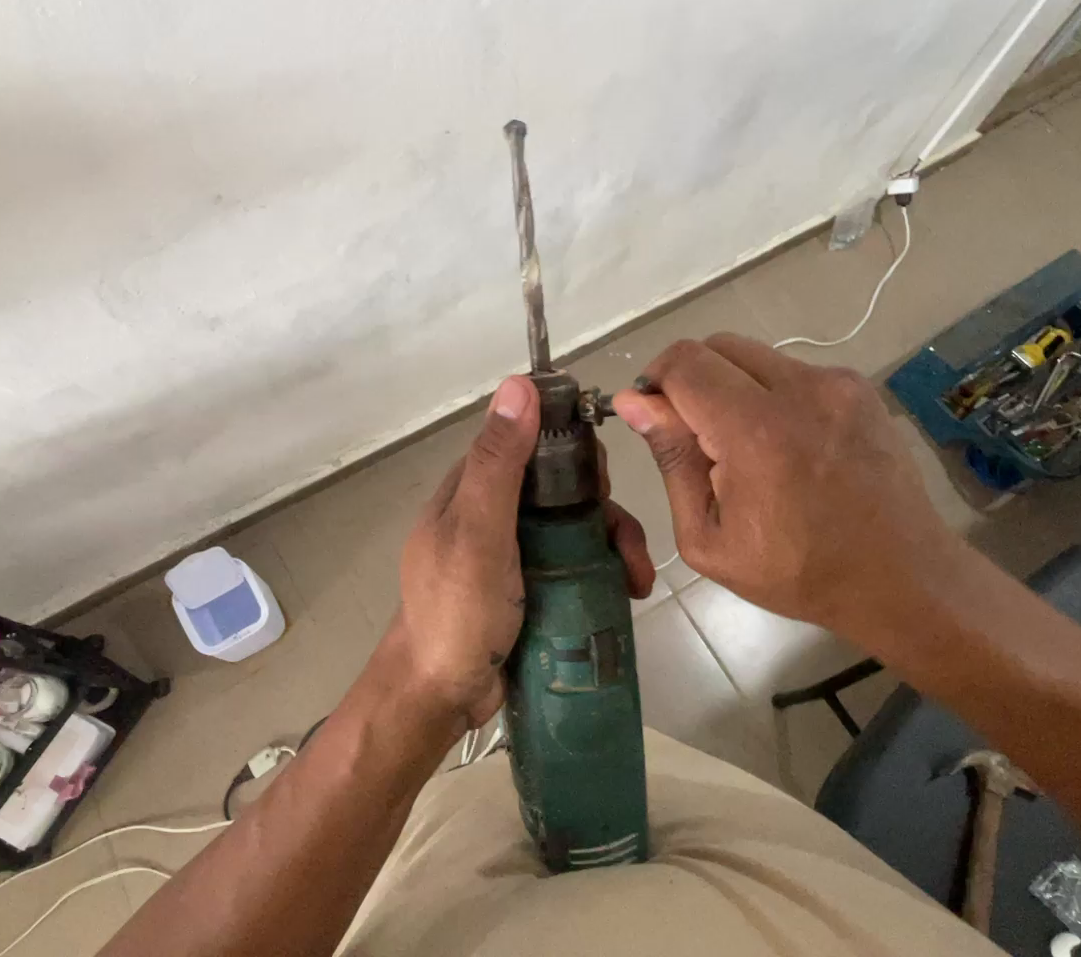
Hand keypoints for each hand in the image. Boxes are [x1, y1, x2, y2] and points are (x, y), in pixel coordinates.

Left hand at [395, 376, 656, 730]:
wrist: (441, 695)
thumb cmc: (456, 610)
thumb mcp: (477, 532)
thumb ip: (498, 463)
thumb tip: (520, 385)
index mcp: (473, 487)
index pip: (528, 441)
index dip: (572, 447)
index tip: (604, 473)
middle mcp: (494, 511)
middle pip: (563, 485)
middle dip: (602, 504)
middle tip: (624, 537)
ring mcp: (515, 551)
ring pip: (576, 524)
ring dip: (614, 541)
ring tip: (639, 577)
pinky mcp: (533, 585)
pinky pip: (577, 561)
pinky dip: (606, 569)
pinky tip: (630, 589)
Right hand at [610, 334, 960, 642]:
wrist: (901, 577)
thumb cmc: (795, 572)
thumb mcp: (707, 538)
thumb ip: (671, 459)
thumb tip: (633, 401)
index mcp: (754, 430)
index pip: (684, 362)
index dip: (655, 383)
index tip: (656, 421)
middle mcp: (799, 389)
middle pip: (716, 346)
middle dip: (691, 381)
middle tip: (697, 437)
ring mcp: (836, 383)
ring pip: (754, 356)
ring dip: (732, 387)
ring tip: (747, 448)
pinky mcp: (859, 387)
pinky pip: (791, 371)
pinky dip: (772, 395)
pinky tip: (787, 445)